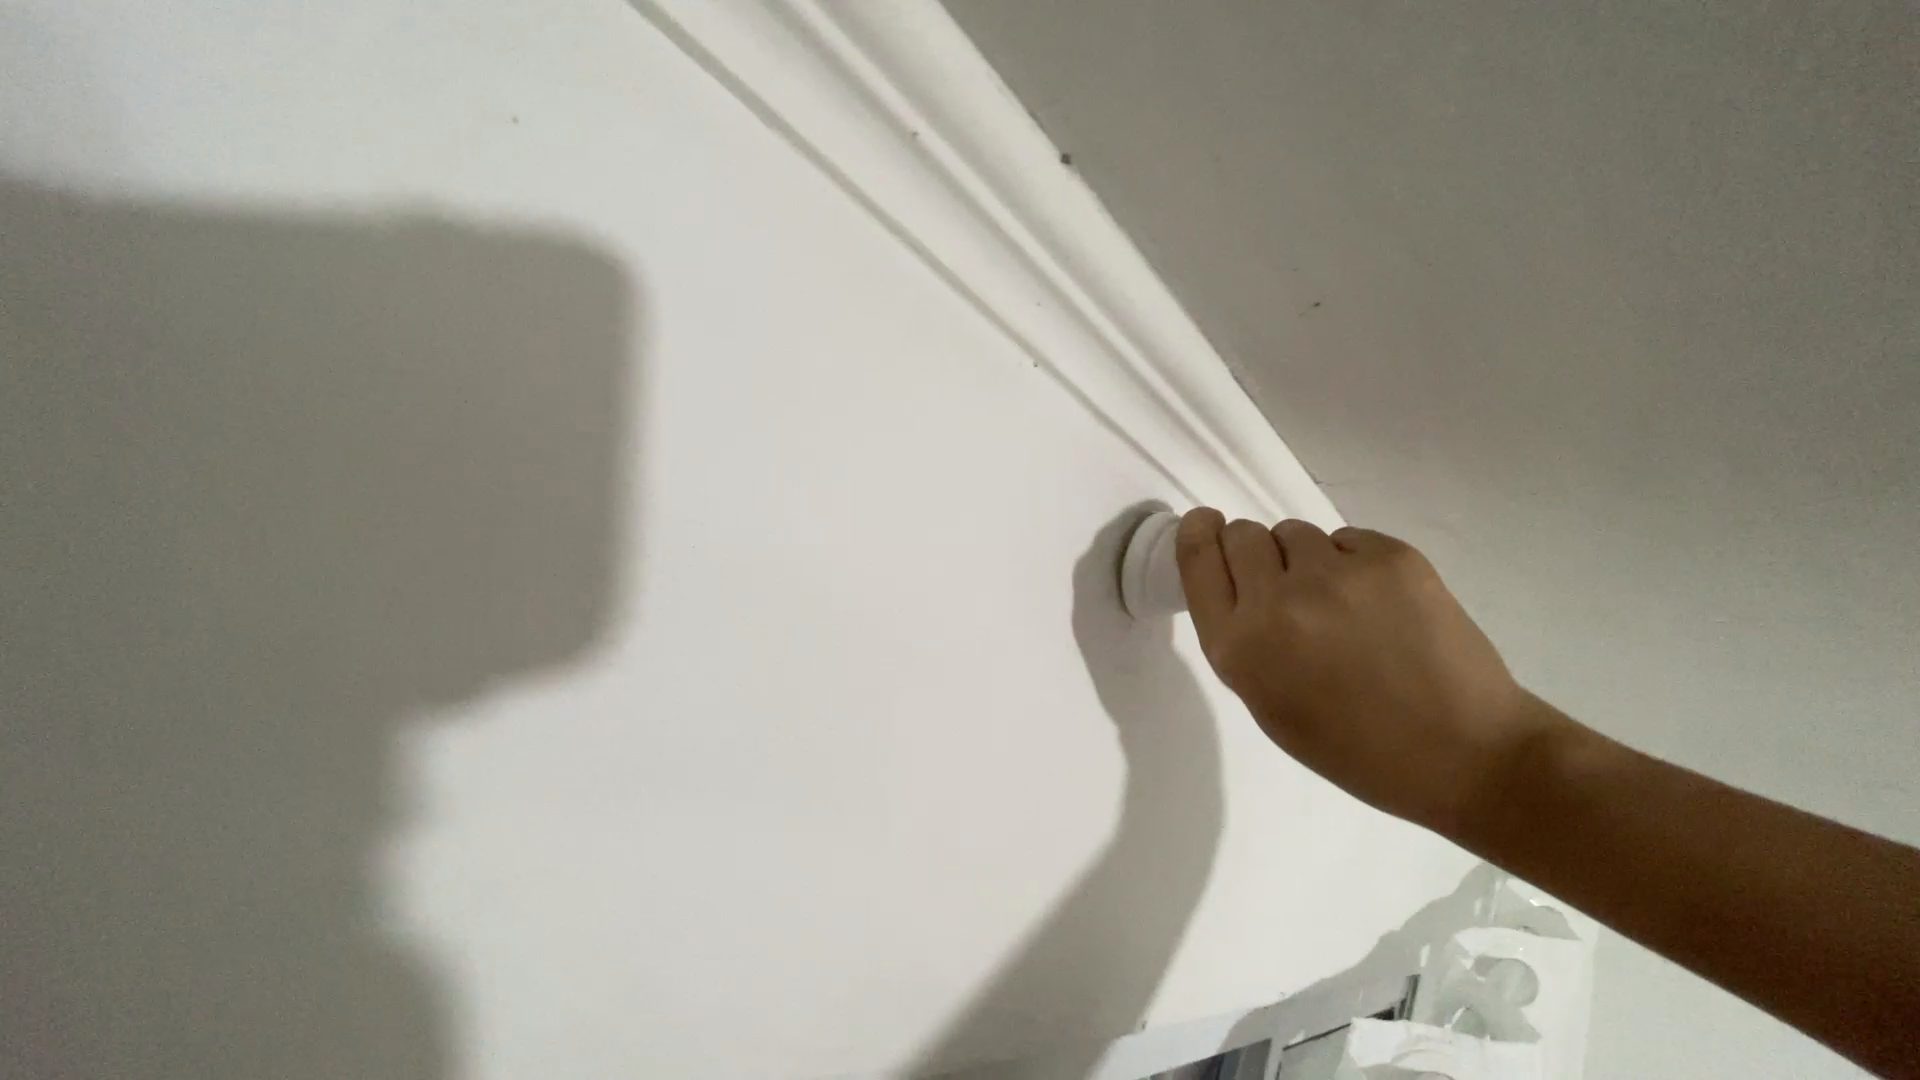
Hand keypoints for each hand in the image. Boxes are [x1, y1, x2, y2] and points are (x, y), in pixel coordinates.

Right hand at [1174, 508, 1556, 835]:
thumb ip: (1241, 639)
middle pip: (1243, 534)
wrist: (1463, 752)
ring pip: (1295, 532)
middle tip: (1284, 583)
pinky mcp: (1390, 558)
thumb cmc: (1353, 746)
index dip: (1199, 534)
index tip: (1207, 525)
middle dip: (1254, 552)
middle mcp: (1278, 602)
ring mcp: (1336, 574)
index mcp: (1240, 648)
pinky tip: (1380, 605)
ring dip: (1304, 558)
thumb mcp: (1268, 704)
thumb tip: (1240, 583)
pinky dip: (1353, 562)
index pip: (1198, 558)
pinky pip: (1347, 539)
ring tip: (1340, 602)